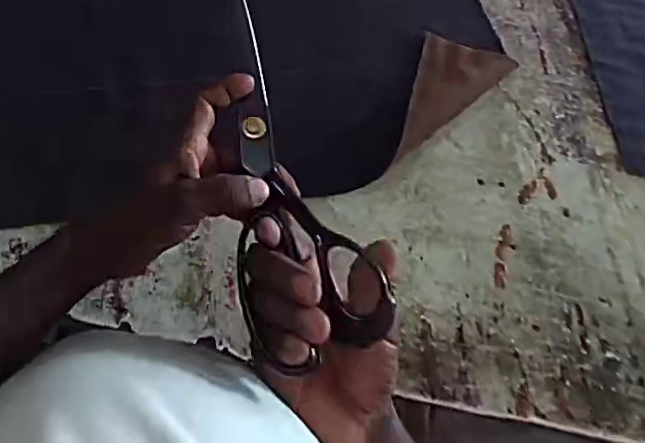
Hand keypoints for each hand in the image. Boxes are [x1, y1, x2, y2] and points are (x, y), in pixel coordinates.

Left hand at [69, 73, 270, 282]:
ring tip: (273, 199)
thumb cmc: (139, 220)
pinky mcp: (196, 202)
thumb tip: (258, 187)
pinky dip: (244, 201)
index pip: (205, 106)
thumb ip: (221, 192)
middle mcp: (190, 159)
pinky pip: (228, 193)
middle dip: (255, 152)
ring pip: (232, 169)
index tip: (248, 85)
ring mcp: (193, 180)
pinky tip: (256, 217)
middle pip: (228, 141)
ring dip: (252, 181)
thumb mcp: (183, 202)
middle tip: (277, 171)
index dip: (226, 91)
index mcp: (183, 148)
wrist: (117, 249)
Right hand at [247, 171, 402, 442]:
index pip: (284, 235)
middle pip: (262, 258)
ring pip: (260, 293)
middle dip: (285, 272)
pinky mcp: (261, 346)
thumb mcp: (378, 325)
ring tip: (319, 333)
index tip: (273, 223)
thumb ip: (372, 287)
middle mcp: (283, 288)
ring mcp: (270, 316)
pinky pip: (259, 331)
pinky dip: (282, 341)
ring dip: (290, 312)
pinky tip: (303, 355)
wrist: (358, 423)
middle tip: (313, 293)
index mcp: (308, 272)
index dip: (274, 222)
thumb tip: (385, 248)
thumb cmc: (367, 369)